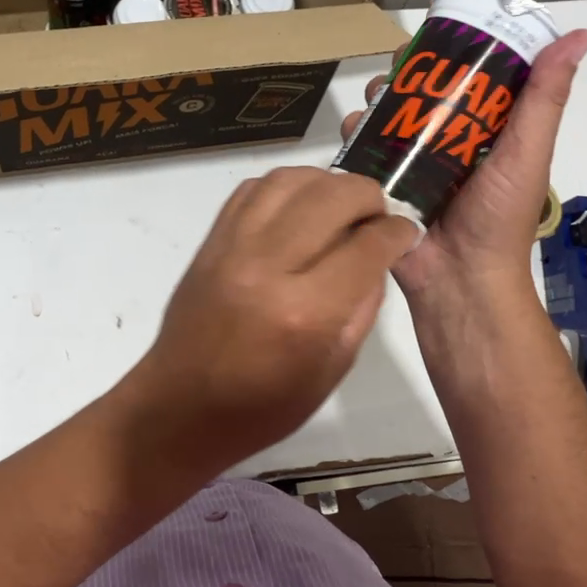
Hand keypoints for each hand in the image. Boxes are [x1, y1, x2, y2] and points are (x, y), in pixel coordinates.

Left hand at [114, 167, 418, 468]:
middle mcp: (267, 266)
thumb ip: (362, 306)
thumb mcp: (332, 370)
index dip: (397, 231)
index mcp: (304, 312)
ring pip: (290, 179)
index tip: (406, 231)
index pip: (368, 245)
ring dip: (327, 183)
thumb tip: (378, 254)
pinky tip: (298, 209)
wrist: (180, 407)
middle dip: (369, 197)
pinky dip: (284, 188)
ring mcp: (232, 247)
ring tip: (340, 206)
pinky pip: (253, 188)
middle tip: (376, 217)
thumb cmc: (262, 407)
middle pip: (333, 196)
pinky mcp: (210, 240)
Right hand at [342, 30, 586, 303]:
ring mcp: (409, 163)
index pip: (466, 77)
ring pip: (386, 115)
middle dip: (403, 74)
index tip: (437, 32)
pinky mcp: (381, 182)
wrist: (459, 279)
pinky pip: (362, 149)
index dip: (452, 50)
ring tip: (372, 100)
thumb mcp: (527, 152)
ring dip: (375, 100)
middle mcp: (444, 142)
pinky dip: (354, 133)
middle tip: (394, 69)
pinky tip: (353, 129)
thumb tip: (579, 35)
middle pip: (418, 92)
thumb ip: (545, 98)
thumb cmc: (500, 218)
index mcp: (483, 131)